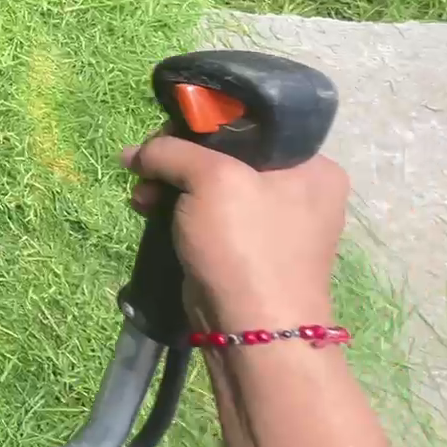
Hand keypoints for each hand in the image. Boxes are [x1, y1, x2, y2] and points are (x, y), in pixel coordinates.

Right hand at [122, 136, 347, 331]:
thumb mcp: (210, 178)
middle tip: (145, 173)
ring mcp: (266, 216)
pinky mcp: (238, 239)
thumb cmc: (245, 244)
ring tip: (142, 199)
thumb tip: (135, 154)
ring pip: (198, 179)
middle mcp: (293, 187)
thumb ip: (170, 150)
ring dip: (161, 183)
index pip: (243, 124)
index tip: (164, 141)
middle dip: (171, 160)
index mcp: (310, 167)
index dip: (196, 127)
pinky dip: (167, 205)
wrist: (251, 323)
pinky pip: (195, 205)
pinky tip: (148, 212)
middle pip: (215, 151)